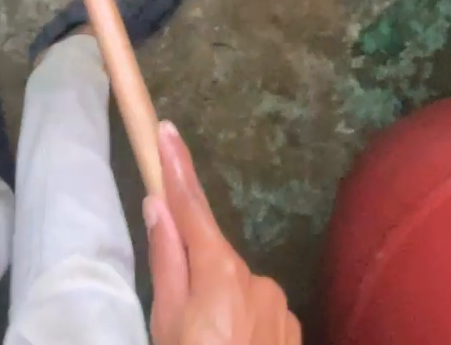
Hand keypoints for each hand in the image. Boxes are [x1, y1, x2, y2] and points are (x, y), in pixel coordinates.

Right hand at [145, 121, 300, 344]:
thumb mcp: (167, 323)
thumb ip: (166, 261)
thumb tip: (159, 206)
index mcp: (220, 270)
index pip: (190, 205)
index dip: (176, 165)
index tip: (166, 127)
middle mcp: (256, 277)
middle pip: (211, 252)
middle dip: (191, 264)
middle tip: (177, 316)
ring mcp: (279, 305)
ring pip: (232, 285)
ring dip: (215, 299)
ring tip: (203, 344)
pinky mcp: (291, 330)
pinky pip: (253, 310)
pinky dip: (236, 321)